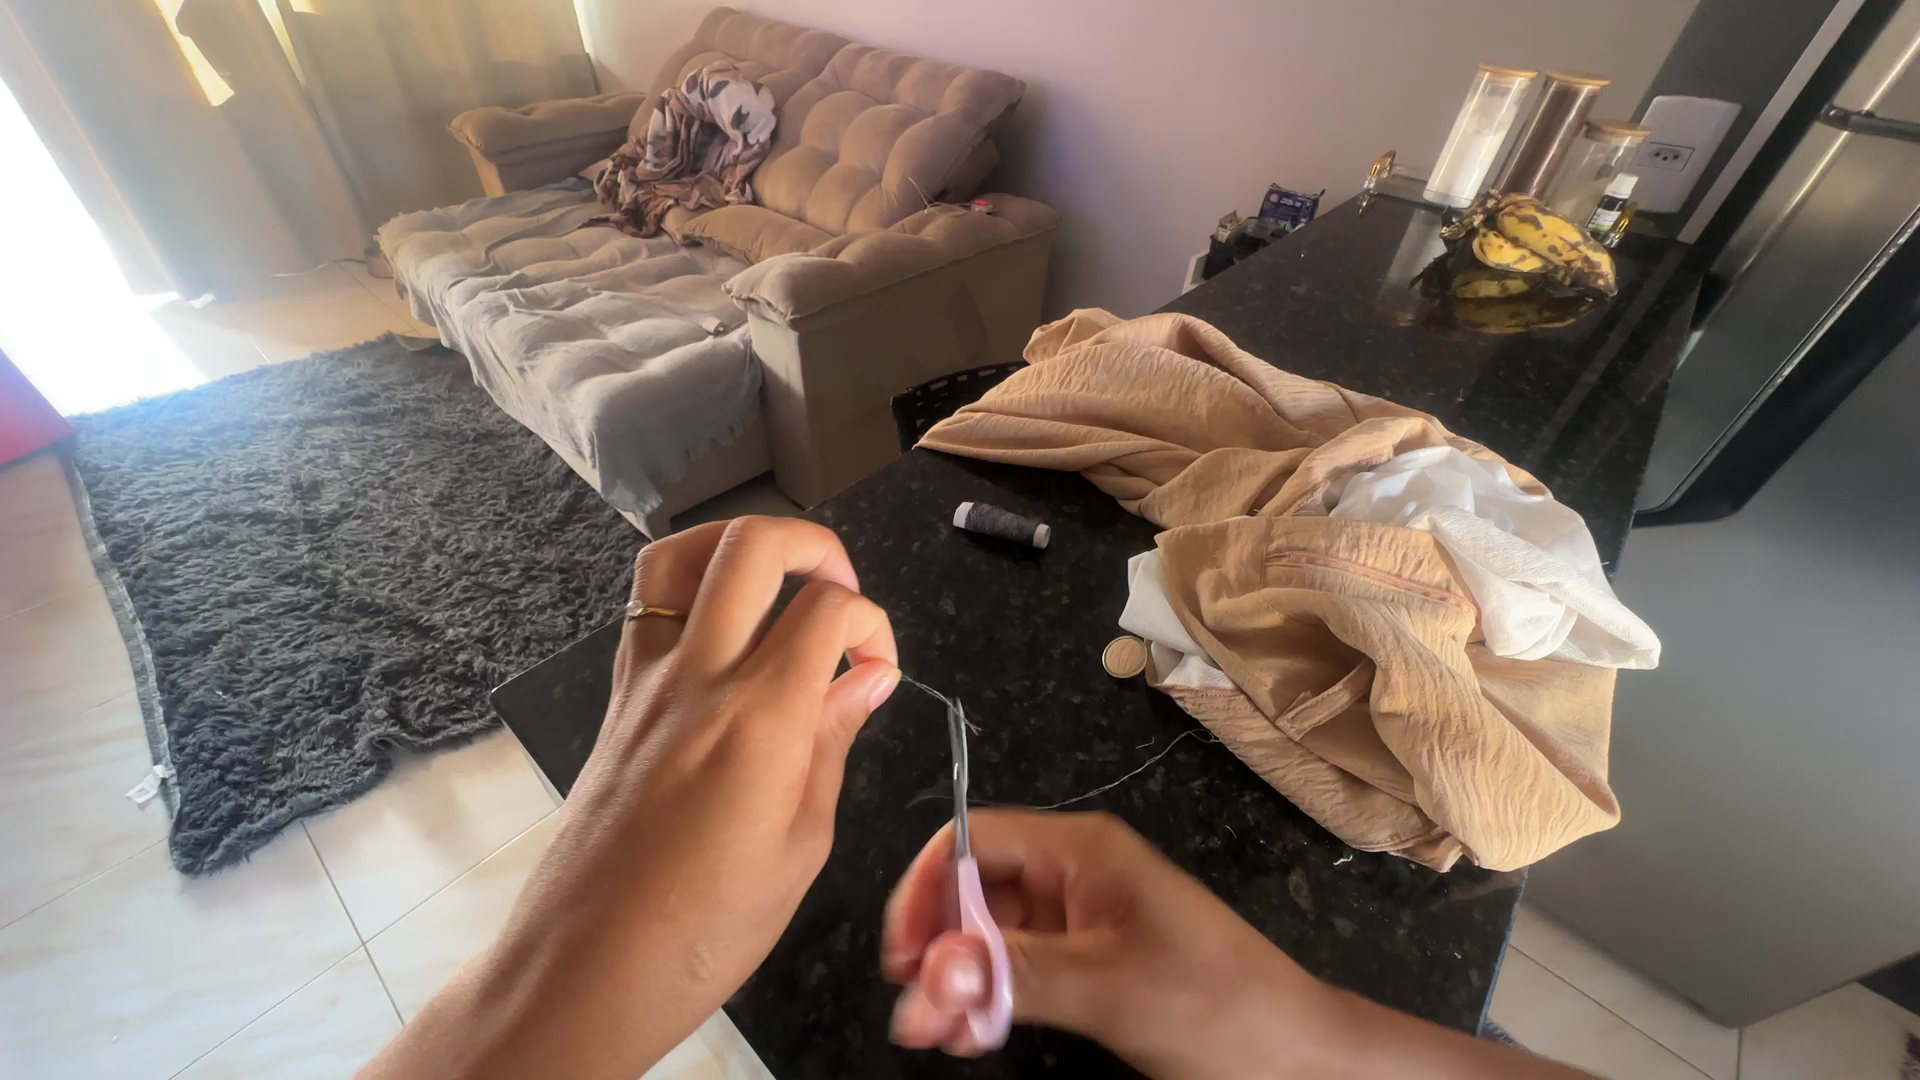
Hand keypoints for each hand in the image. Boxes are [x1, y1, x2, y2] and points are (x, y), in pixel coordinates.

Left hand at [359, 516, 898, 1079]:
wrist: (580, 973)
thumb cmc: (708, 928)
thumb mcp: (803, 843)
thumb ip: (835, 739)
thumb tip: (871, 676)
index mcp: (758, 718)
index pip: (828, 609)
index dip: (873, 622)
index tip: (879, 666)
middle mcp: (698, 675)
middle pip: (752, 545)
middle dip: (816, 545)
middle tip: (842, 589)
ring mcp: (645, 678)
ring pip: (681, 553)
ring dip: (742, 545)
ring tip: (781, 582)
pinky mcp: (616, 693)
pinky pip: (649, 602)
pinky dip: (698, 583)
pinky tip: (729, 628)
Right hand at [882, 810, 1599, 1079]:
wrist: (1300, 1057)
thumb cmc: (1213, 1003)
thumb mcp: (1111, 988)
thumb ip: (1016, 975)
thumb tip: (926, 975)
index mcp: (1077, 848)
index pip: (976, 837)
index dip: (928, 884)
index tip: (900, 953)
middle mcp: (1069, 871)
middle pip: (976, 886)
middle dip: (937, 941)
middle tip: (911, 1009)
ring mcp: (1076, 917)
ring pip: (990, 932)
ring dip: (955, 976)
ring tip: (931, 1034)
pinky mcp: (1083, 959)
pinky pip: (1015, 966)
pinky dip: (986, 996)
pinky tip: (967, 1032)